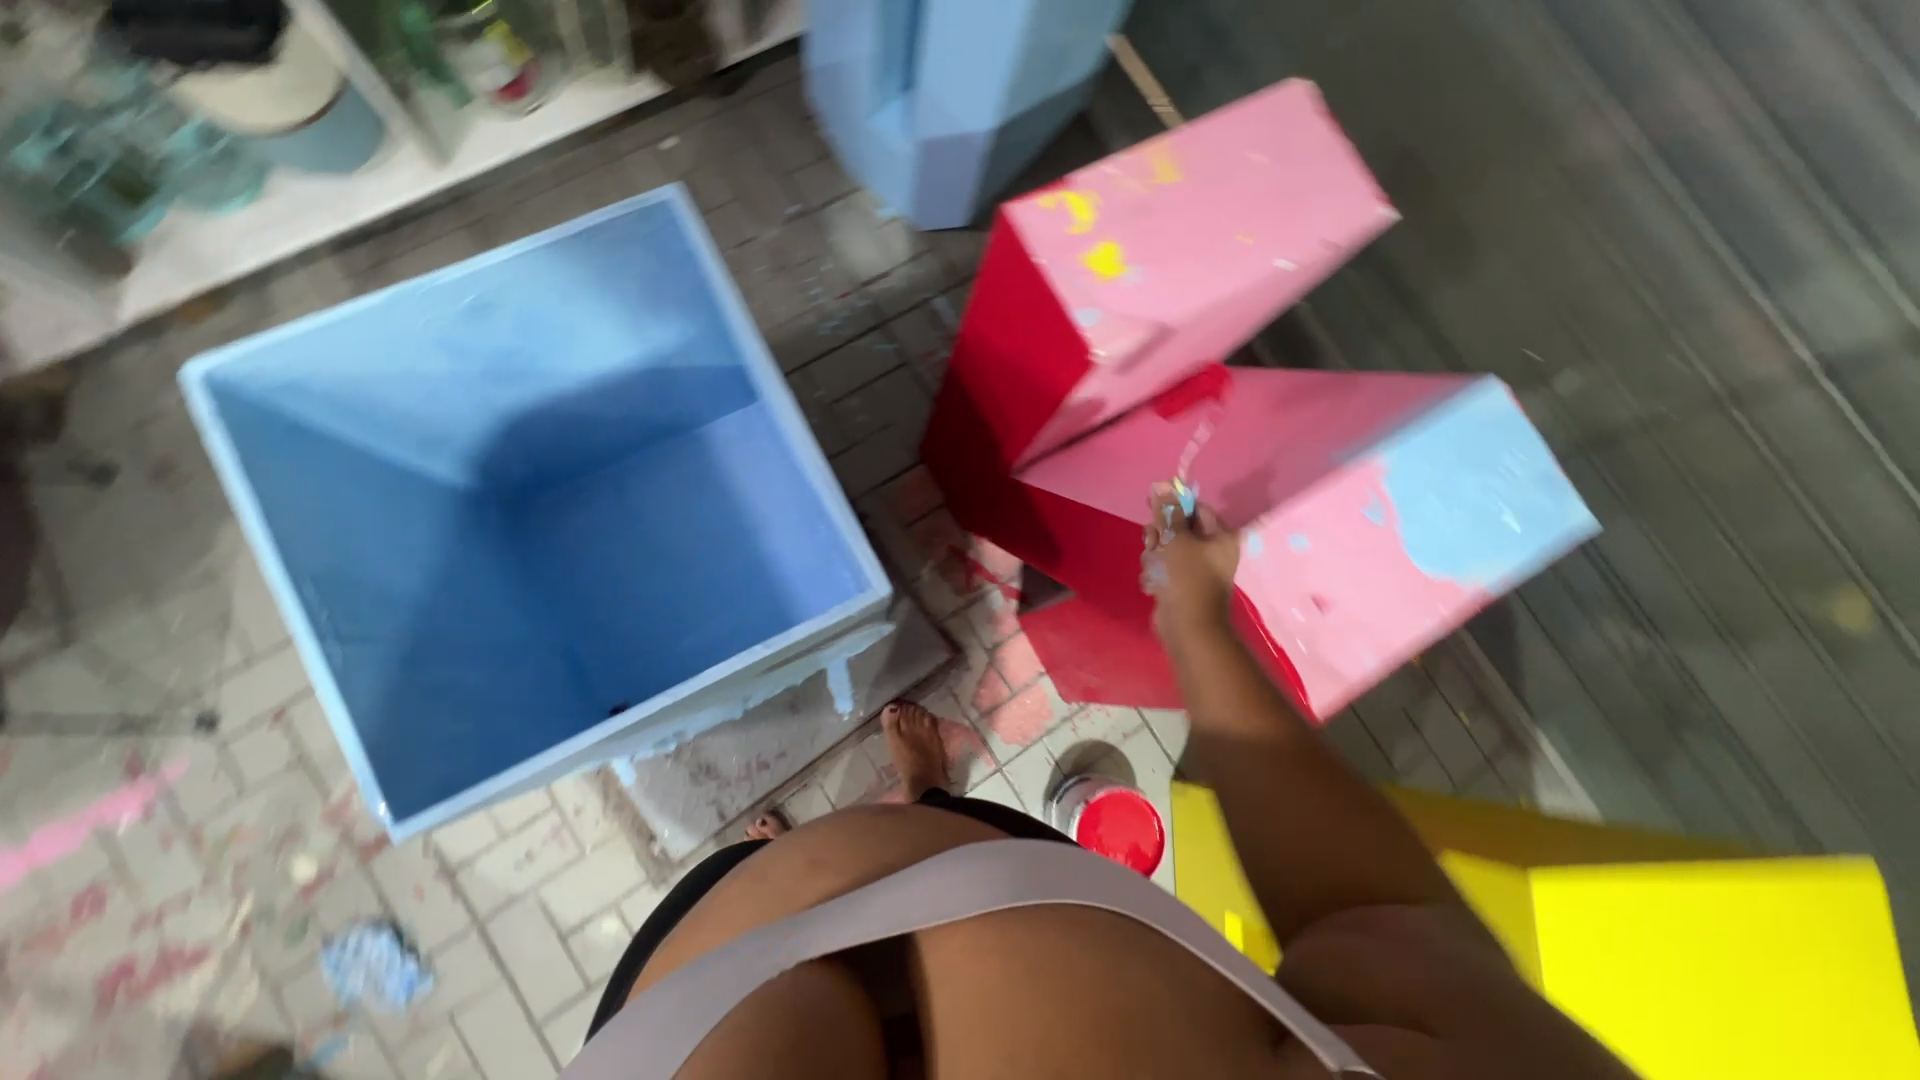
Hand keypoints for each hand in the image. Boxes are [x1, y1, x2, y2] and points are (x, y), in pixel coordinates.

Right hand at [1141, 483, 1239, 642]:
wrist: (1187, 627)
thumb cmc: (1187, 578)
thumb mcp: (1177, 539)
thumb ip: (1168, 512)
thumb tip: (1162, 486)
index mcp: (1220, 536)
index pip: (1196, 508)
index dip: (1174, 505)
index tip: (1152, 505)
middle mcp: (1211, 550)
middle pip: (1178, 527)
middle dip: (1160, 534)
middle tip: (1153, 542)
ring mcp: (1196, 568)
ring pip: (1166, 547)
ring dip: (1154, 554)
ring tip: (1155, 568)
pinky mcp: (1180, 584)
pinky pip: (1163, 567)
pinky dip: (1155, 572)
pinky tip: (1154, 583)